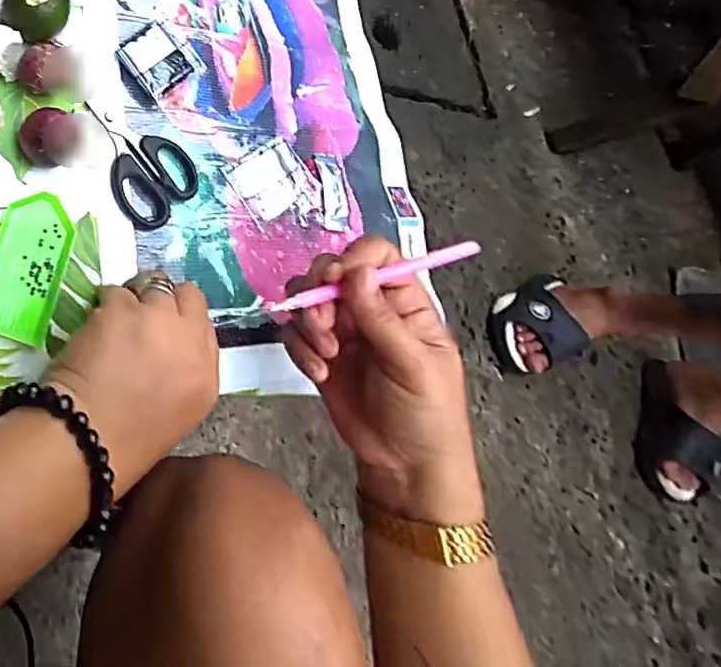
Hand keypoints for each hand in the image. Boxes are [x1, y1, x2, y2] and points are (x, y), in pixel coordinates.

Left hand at [43, 275, 218, 490]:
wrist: (88, 434)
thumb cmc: (127, 438)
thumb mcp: (177, 410)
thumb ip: (182, 369)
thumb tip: (165, 343)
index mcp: (206, 376)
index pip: (205, 326)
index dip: (181, 318)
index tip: (162, 324)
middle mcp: (188, 341)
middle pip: (186, 296)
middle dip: (164, 297)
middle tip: (139, 310)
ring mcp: (156, 319)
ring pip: (151, 286)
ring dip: (132, 299)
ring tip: (112, 318)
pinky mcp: (121, 308)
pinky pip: (114, 291)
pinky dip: (103, 303)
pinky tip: (92, 325)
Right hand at [280, 236, 483, 522]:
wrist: (403, 465)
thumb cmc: (427, 415)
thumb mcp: (415, 365)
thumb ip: (383, 317)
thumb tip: (357, 272)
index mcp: (404, 303)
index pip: (377, 254)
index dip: (353, 257)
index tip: (336, 281)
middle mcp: (368, 307)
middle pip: (329, 270)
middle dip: (319, 294)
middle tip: (325, 325)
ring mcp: (341, 327)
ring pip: (305, 297)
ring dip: (307, 322)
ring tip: (326, 355)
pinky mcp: (317, 349)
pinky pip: (293, 331)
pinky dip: (299, 348)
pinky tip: (319, 373)